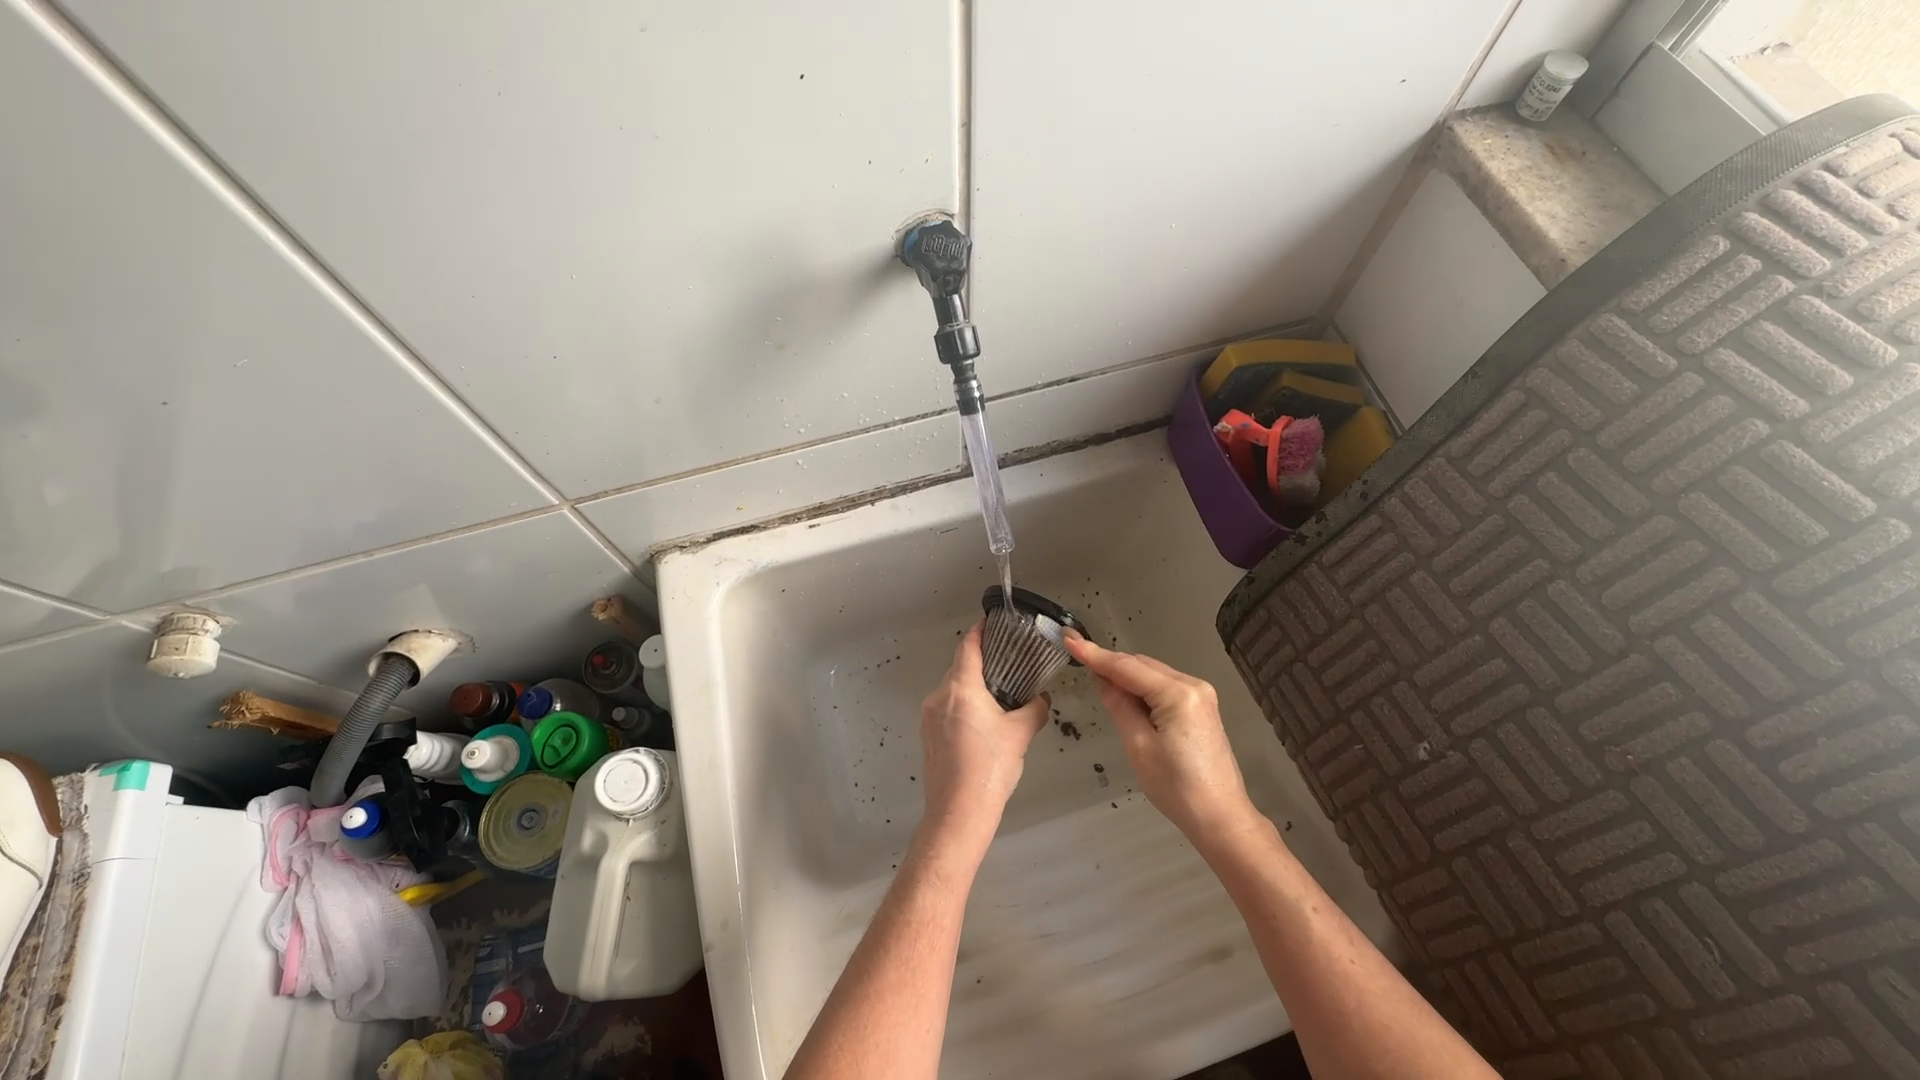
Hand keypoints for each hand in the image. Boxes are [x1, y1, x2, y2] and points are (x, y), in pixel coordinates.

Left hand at [917, 622, 1050, 842]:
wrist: (959, 813)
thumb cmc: (990, 768)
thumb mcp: (1021, 734)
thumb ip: (1034, 709)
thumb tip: (1041, 699)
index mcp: (960, 689)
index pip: (968, 647)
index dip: (980, 632)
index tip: (991, 623)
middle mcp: (939, 697)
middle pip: (959, 668)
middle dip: (982, 663)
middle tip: (1007, 662)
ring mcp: (929, 718)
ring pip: (952, 690)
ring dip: (973, 687)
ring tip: (1000, 694)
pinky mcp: (928, 737)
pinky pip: (947, 709)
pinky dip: (964, 706)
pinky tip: (984, 721)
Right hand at [1065, 635, 1258, 839]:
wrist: (1220, 817)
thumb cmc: (1176, 788)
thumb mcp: (1138, 747)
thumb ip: (1118, 706)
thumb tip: (1100, 678)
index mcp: (1178, 694)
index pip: (1127, 667)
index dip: (1095, 654)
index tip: (1069, 639)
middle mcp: (1194, 685)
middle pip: (1142, 666)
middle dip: (1111, 665)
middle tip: (1078, 665)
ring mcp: (1201, 696)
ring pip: (1153, 675)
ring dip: (1126, 678)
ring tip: (1100, 688)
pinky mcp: (1202, 708)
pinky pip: (1165, 687)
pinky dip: (1143, 690)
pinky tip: (1128, 700)